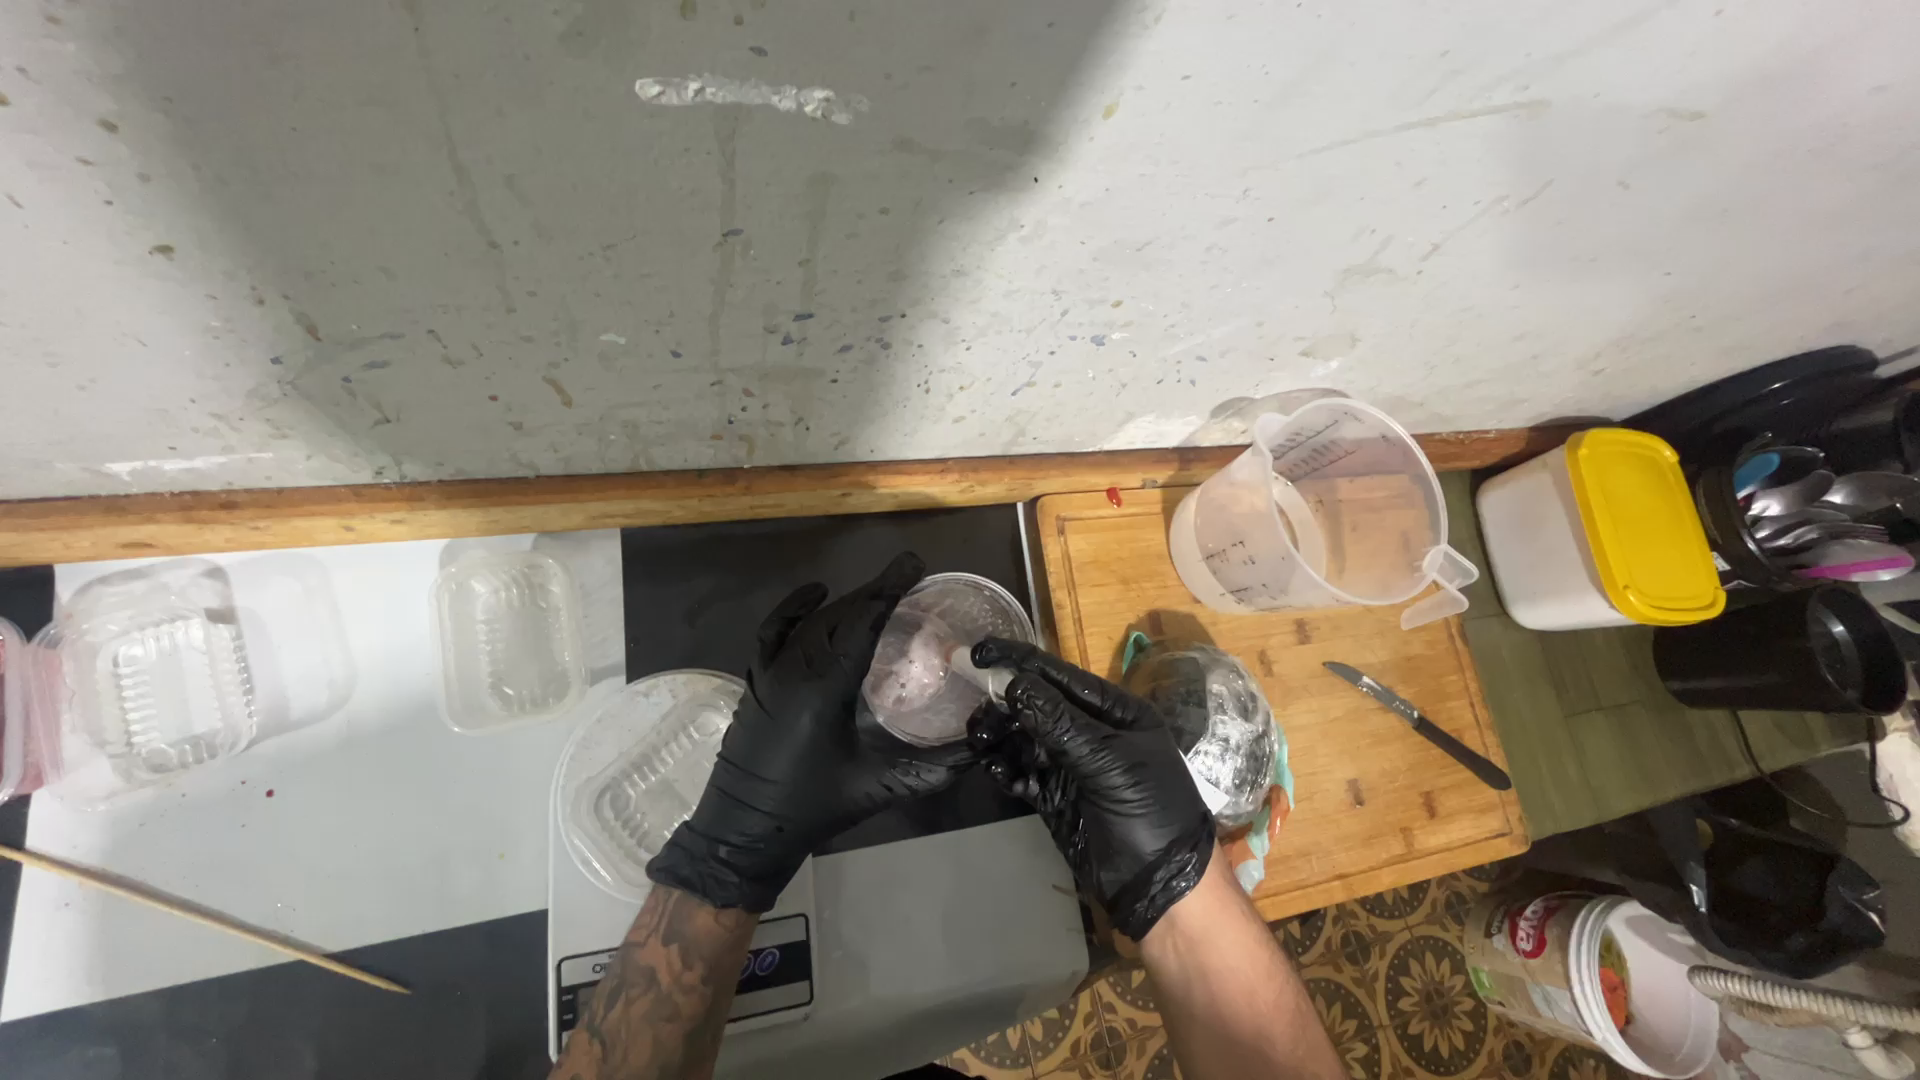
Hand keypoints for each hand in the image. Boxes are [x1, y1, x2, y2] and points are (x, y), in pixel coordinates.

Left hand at [647, 552, 974, 911]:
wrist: (742, 832)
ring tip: (878, 591)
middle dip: (875, 591)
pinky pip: (774, 631)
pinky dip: (794, 608)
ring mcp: (770, 672)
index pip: (862, 623)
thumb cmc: (812, 810)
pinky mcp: (756, 680)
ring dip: (846, 601)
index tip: (913, 565)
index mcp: (825, 689)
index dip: (889, 589)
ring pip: (812, 620)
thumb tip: (980, 748)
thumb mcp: (877, 789)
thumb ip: (931, 769)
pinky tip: (815, 593)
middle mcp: (795, 670)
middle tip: (908, 577)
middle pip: (840, 614)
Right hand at [967, 638, 1214, 940]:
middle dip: (1005, 704)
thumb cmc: (1148, 812)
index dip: (1020, 662)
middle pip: (1037, 706)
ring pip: (1025, 738)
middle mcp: (1092, 732)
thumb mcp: (1109, 762)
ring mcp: (1073, 765)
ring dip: (1000, 736)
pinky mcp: (1056, 797)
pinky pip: (1023, 772)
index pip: (1061, 676)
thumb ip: (1060, 723)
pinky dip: (1006, 768)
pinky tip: (996, 770)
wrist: (1161, 890)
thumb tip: (1016, 684)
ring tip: (979, 741)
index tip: (980, 653)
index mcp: (1116, 712)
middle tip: (976, 713)